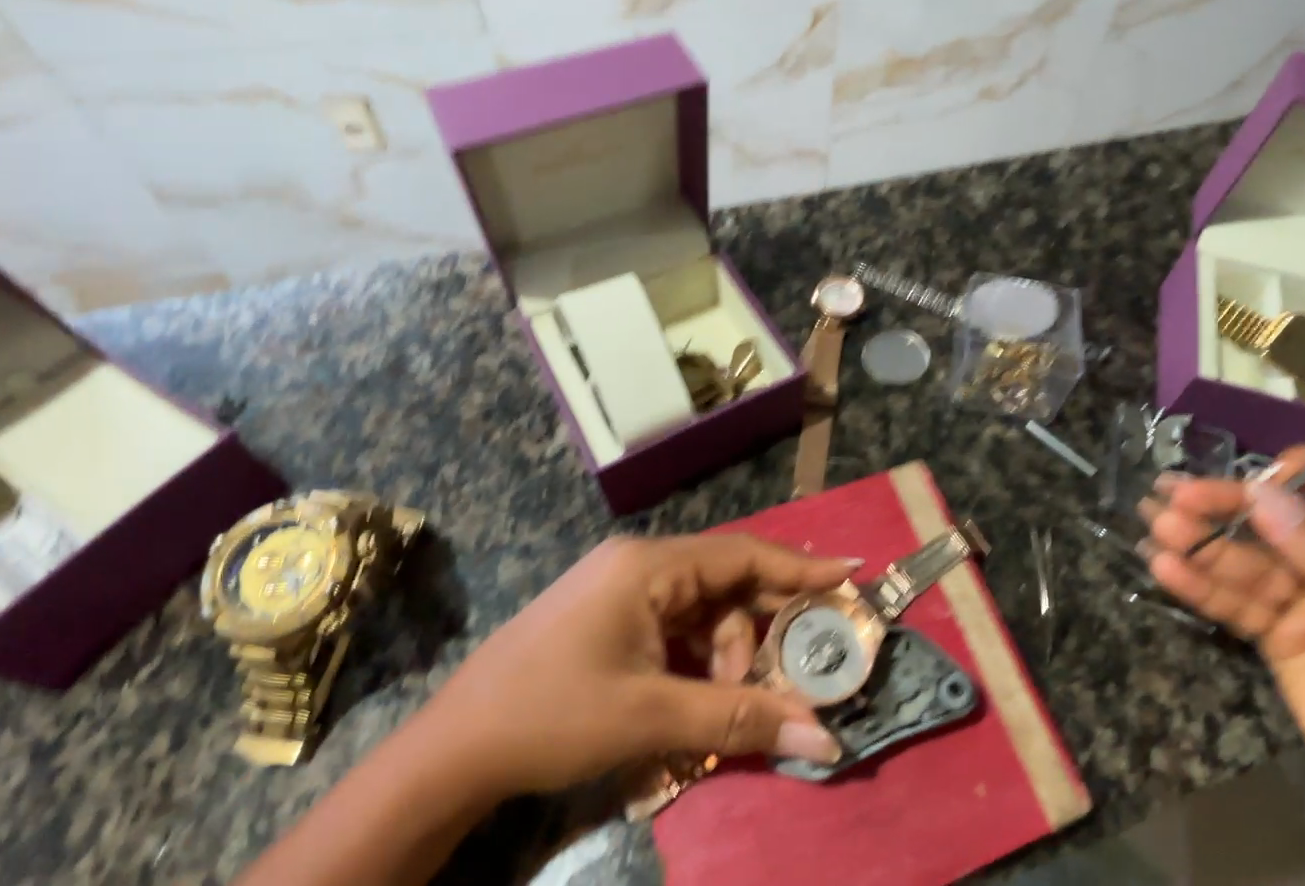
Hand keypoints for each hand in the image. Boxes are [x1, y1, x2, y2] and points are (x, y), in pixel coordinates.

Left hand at [412, 535, 852, 799]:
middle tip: (786, 679)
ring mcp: (618, 592)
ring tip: (722, 708)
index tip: (850, 573)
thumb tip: (823, 739)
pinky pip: (672, 631)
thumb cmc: (553, 716)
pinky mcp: (607, 620)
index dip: (800, 566)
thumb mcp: (653, 717)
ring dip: (723, 659)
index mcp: (648, 566)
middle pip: (724, 586)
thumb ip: (741, 719)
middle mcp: (637, 566)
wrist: (454, 748)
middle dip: (757, 635)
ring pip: (700, 615)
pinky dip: (694, 663)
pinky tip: (695, 702)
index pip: (742, 554)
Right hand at [1141, 447, 1304, 883]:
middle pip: (1279, 519)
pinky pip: (1235, 603)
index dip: (1301, 472)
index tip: (1256, 479)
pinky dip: (1200, 587)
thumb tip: (1264, 492)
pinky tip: (1165, 569)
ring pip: (1247, 560)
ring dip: (1201, 544)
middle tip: (1173, 497)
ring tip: (1155, 528)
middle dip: (1227, 507)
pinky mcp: (1277, 636)